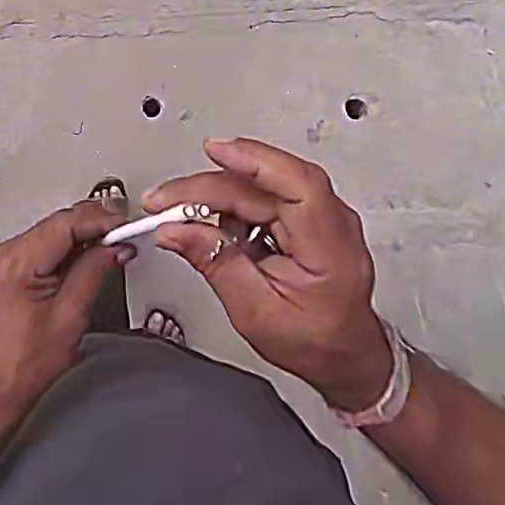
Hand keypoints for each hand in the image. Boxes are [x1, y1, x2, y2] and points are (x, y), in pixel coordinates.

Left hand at [0, 199, 132, 413]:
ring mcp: (12, 257)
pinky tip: (95, 250)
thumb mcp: (71, 314)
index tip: (127, 226)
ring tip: (117, 241)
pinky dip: (76, 242)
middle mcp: (10, 253)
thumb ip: (93, 272)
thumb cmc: (28, 359)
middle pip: (61, 221)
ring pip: (58, 228)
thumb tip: (114, 246)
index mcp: (18, 262)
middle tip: (128, 231)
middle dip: (97, 223)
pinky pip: (52, 242)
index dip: (101, 221)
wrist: (6, 379)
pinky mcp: (19, 264)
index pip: (65, 224)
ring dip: (89, 231)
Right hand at [147, 137, 393, 412]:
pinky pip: (254, 194)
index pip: (299, 185)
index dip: (255, 161)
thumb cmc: (315, 341)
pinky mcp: (298, 213)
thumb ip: (215, 264)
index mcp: (329, 248)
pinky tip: (209, 226)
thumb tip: (176, 231)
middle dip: (204, 188)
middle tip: (163, 203)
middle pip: (260, 183)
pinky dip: (222, 204)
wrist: (341, 353)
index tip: (215, 151)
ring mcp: (315, 213)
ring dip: (209, 195)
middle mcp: (329, 221)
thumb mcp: (255, 312)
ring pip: (253, 185)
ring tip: (178, 217)